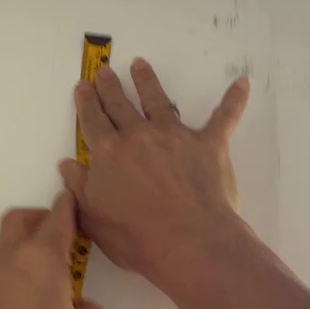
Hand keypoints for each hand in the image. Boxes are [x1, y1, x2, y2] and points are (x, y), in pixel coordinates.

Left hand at [0, 191, 107, 308]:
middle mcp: (9, 263)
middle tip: (69, 240)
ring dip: (30, 250)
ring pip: (8, 249)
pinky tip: (41, 307)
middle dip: (43, 219)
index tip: (81, 201)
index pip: (57, 217)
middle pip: (20, 221)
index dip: (71, 207)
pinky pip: (4, 276)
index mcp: (39, 258)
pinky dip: (22, 276)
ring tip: (60, 278)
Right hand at [62, 59, 250, 296]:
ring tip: (140, 65)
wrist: (189, 243)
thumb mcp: (93, 217)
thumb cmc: (136, 237)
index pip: (92, 121)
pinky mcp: (208, 144)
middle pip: (120, 105)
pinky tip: (242, 84)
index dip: (86, 102)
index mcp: (108, 153)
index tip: (83, 86)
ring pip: (158, 101)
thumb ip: (80, 187)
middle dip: (111, 87)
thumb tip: (67, 164)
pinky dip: (233, 100)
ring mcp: (175, 136)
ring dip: (147, 81)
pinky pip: (223, 117)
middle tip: (106, 71)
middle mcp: (138, 136)